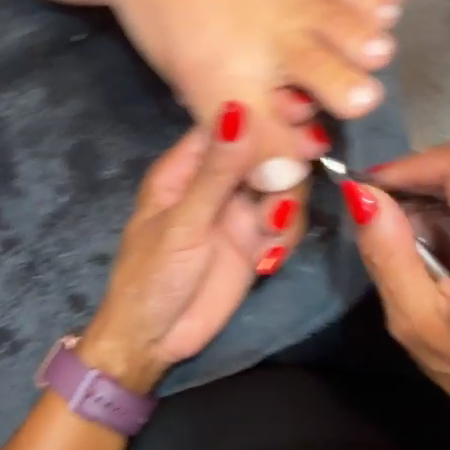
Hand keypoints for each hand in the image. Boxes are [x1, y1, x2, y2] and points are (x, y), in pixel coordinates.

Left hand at [77, 105, 274, 393]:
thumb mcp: (183, 225)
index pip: (228, 124)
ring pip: (283, 187)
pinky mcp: (254, 243)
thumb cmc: (151, 278)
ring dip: (286, 208)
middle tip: (294, 181)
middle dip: (285, 166)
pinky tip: (268, 261)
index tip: (298, 113)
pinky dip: (285, 238)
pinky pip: (285, 224)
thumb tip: (239, 109)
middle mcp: (214, 183)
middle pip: (265, 152)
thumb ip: (216, 173)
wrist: (152, 340)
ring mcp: (236, 213)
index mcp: (183, 170)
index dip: (264, 114)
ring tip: (271, 234)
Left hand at [110, 0, 404, 184]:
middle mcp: (274, 37)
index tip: (311, 154)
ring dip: (368, 38)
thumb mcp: (195, 89)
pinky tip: (386, 9)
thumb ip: (240, 128)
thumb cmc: (177, 30)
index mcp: (232, 77)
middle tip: (362, 100)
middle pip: (322, 68)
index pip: (270, 127)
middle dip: (347, 88)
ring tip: (378, 51)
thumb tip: (283, 173)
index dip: (292, 148)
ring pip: (351, 17)